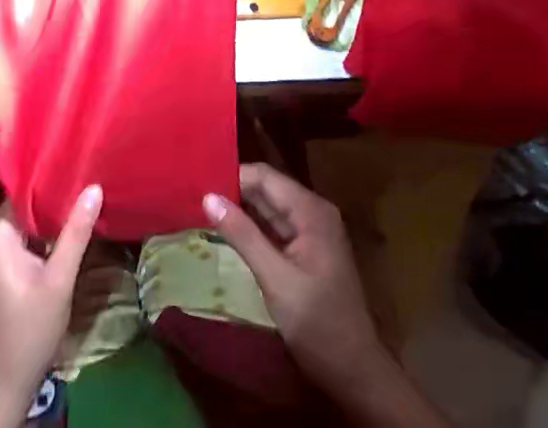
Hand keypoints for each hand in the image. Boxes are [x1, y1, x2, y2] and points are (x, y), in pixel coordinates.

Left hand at [0, 185, 101, 427]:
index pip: (22, 190)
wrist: (9, 377)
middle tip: (88, 172)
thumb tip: (94, 188)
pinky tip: (75, 220)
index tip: (76, 159)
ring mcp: (0, 251)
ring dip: (55, 210)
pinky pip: (31, 234)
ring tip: (86, 188)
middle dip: (55, 191)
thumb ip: (76, 232)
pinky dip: (50, 228)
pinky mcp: (10, 263)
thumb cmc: (31, 326)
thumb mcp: (59, 277)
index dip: (48, 175)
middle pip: (26, 202)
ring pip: (30, 219)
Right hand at [203, 164, 386, 385]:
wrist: (353, 370)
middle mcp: (313, 212)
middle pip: (267, 188)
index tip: (198, 183)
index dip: (233, 176)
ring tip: (201, 207)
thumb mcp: (275, 278)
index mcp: (311, 211)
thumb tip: (208, 197)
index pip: (265, 176)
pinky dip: (250, 227)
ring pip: (268, 208)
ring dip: (239, 208)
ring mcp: (311, 231)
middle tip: (194, 195)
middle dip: (233, 191)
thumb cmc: (317, 323)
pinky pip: (273, 227)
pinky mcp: (305, 249)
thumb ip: (242, 235)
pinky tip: (224, 230)